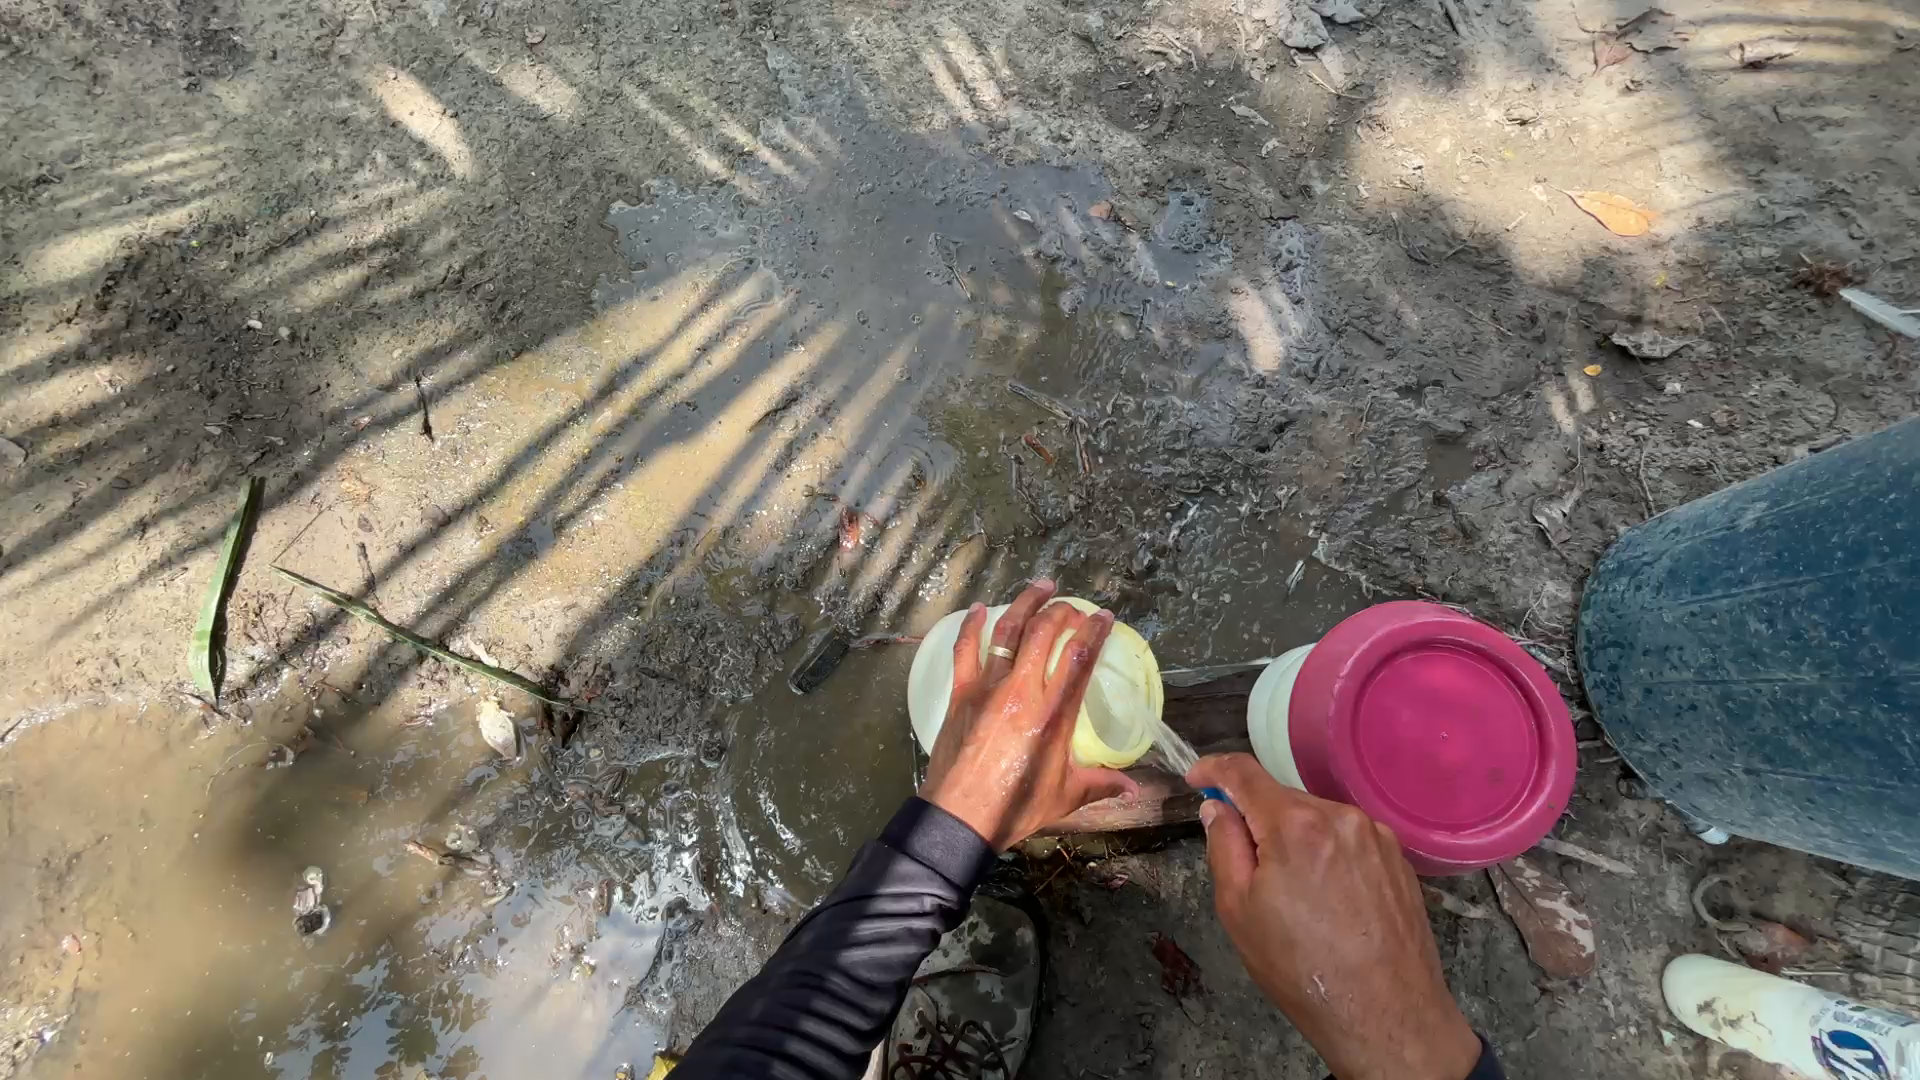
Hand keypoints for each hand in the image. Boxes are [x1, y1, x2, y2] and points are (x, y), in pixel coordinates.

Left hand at [919, 580, 1137, 850]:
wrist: (960, 816)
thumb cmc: (1016, 807)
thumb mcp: (1065, 796)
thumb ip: (1100, 784)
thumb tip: (1134, 788)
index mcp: (1053, 714)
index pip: (1078, 658)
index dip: (1094, 631)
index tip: (1104, 616)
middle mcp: (1022, 691)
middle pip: (1043, 633)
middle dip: (1062, 611)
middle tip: (1072, 605)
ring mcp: (988, 687)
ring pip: (1008, 631)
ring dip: (1026, 604)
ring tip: (1041, 586)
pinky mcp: (961, 692)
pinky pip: (965, 649)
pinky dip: (972, 625)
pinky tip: (980, 608)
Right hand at [1186, 753, 1481, 1079]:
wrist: (1391, 1023)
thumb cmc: (1301, 969)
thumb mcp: (1238, 908)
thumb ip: (1223, 844)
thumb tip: (1217, 807)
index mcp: (1294, 825)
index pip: (1243, 772)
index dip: (1213, 769)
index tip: (1195, 778)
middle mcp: (1338, 816)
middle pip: (1279, 796)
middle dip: (1254, 816)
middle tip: (1244, 861)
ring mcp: (1375, 835)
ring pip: (1313, 816)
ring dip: (1291, 834)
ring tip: (1291, 889)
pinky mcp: (1397, 857)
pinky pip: (1344, 836)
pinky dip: (1323, 849)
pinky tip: (1326, 896)